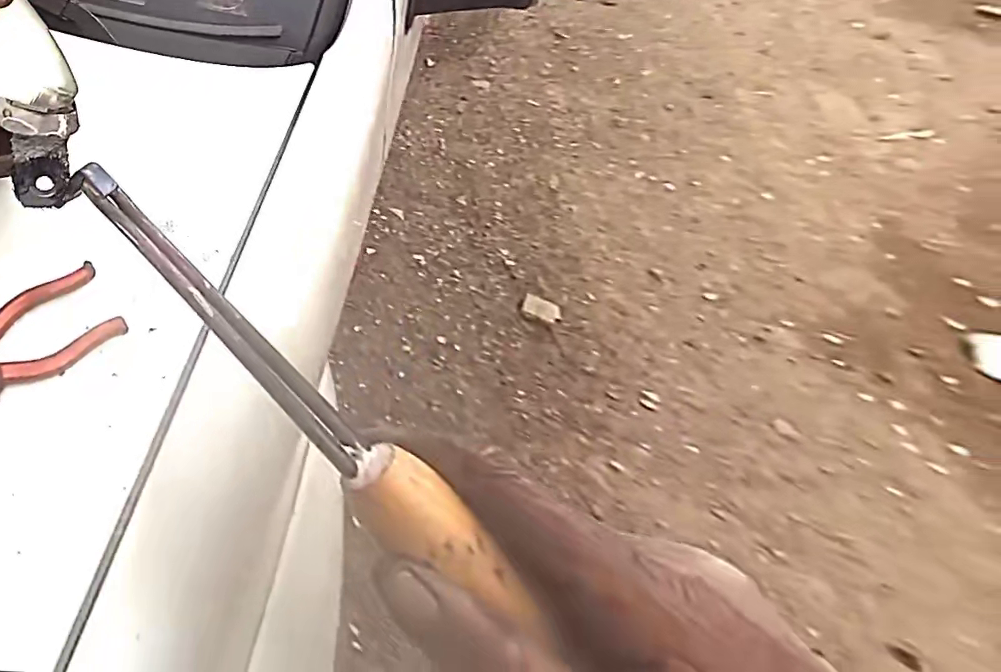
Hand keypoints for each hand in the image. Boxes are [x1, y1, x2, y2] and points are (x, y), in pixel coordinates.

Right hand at [372, 436, 833, 671]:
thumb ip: (491, 646)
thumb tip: (402, 577)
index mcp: (639, 580)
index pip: (497, 478)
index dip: (422, 454)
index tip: (366, 445)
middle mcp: (677, 565)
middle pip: (527, 519)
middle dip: (469, 540)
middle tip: (435, 580)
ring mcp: (710, 586)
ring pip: (569, 550)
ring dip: (522, 577)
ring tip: (521, 633)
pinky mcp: (725, 610)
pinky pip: (611, 576)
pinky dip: (570, 594)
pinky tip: (577, 642)